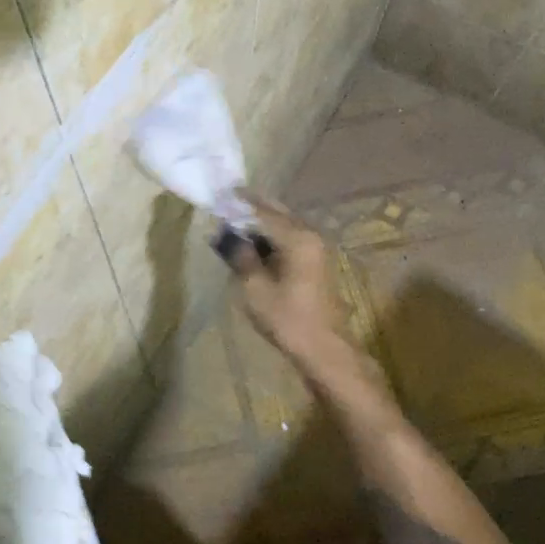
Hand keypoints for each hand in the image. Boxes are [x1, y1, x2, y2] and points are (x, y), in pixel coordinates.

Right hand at [225, 192, 344, 362]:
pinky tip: (255, 242)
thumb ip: (240, 256)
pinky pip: (291, 237)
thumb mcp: (255, 288)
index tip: (221, 195)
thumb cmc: (287, 318)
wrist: (323, 348)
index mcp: (297, 238)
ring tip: (237, 223)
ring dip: (263, 222)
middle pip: (278, 212)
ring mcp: (317, 247)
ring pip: (285, 224)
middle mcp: (311, 234)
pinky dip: (273, 235)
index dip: (240, 204)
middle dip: (253, 208)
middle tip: (228, 204)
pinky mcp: (317, 261)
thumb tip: (227, 234)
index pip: (263, 212)